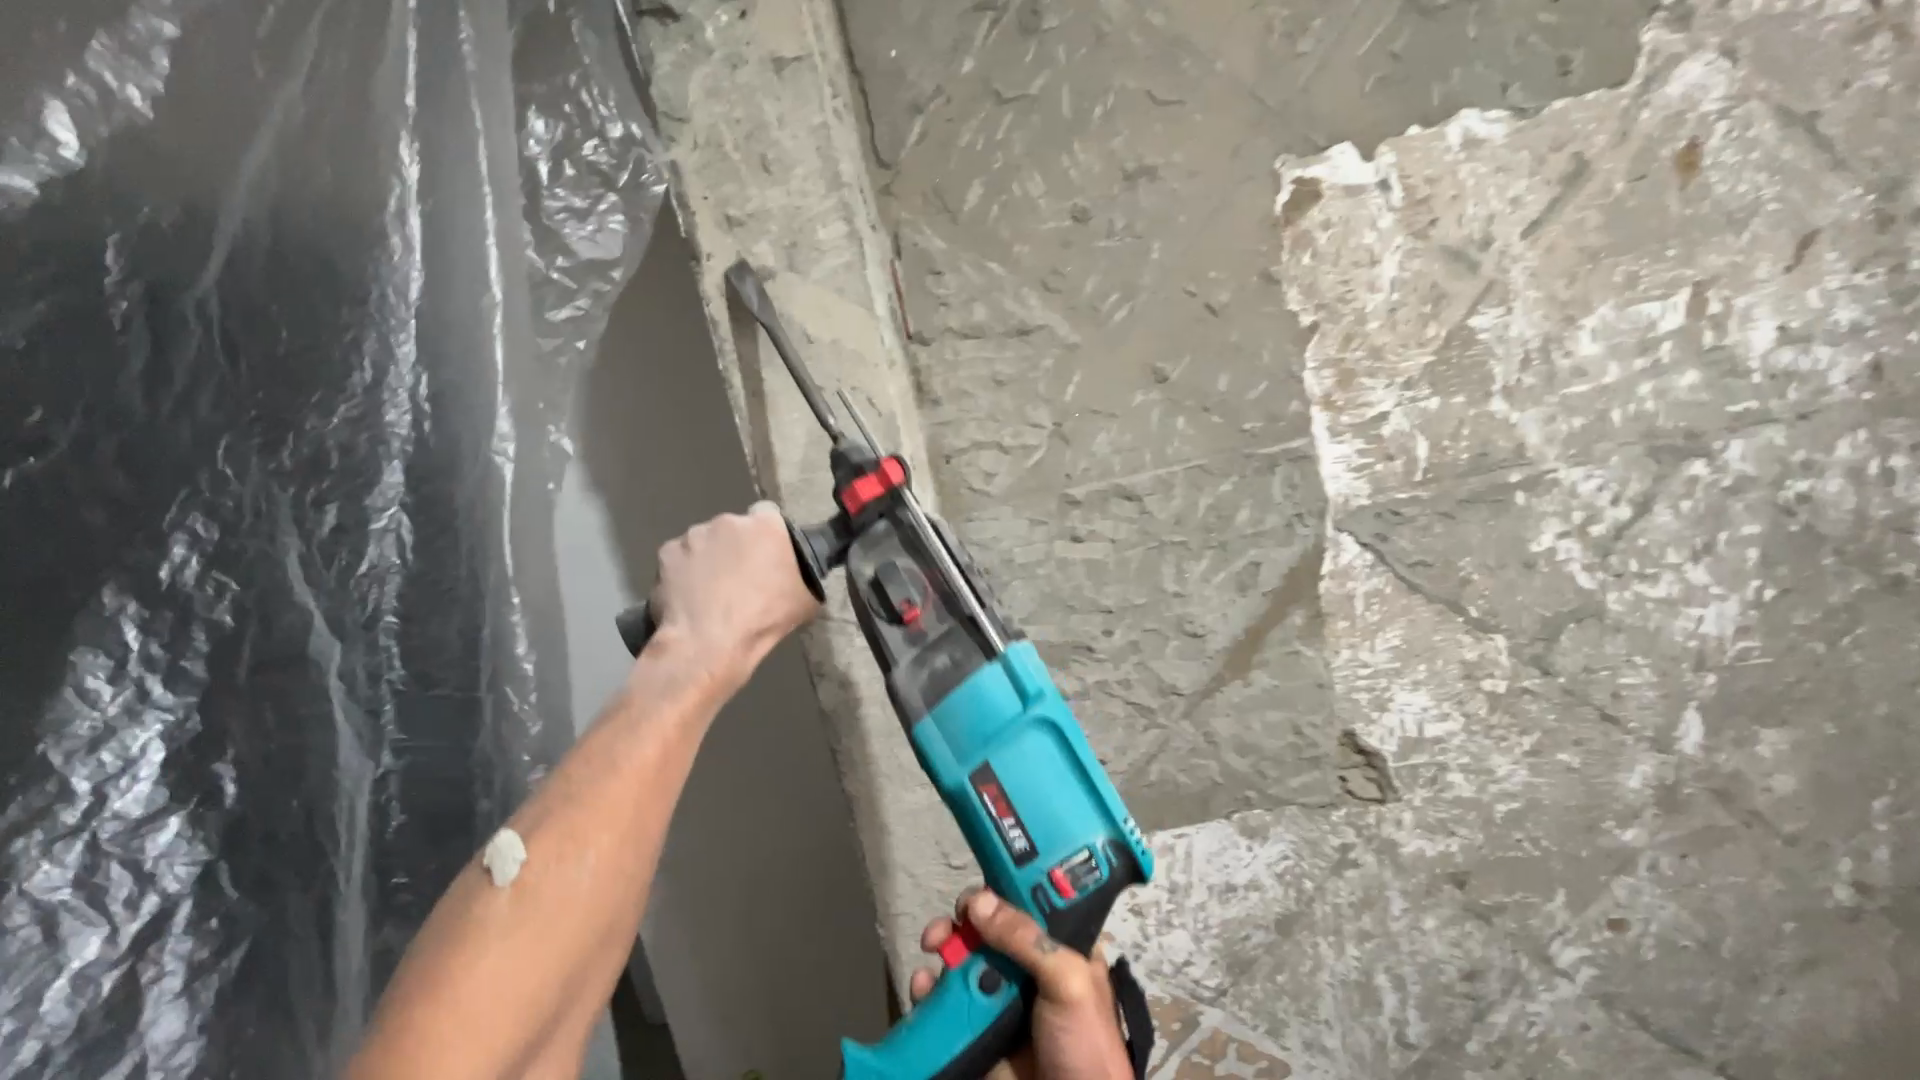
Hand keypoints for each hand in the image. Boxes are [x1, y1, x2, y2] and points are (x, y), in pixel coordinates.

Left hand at [647, 501, 819, 690]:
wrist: (709, 643)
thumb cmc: (764, 620)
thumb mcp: (805, 601)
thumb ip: (804, 575)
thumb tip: (798, 575)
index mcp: (766, 526)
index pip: (768, 515)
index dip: (767, 535)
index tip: (767, 555)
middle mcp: (729, 521)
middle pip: (734, 528)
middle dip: (736, 547)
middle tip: (739, 578)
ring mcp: (694, 535)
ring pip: (704, 542)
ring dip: (709, 558)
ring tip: (710, 590)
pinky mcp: (667, 552)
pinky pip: (679, 558)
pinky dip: (683, 571)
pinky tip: (689, 595)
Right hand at [910, 888, 1131, 1079]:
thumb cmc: (1084, 1042)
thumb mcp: (1067, 982)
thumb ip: (1026, 939)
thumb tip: (978, 902)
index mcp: (1059, 949)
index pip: (1026, 905)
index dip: (999, 891)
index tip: (975, 891)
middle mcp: (1027, 967)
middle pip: (987, 929)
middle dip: (960, 922)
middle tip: (941, 930)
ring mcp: (1000, 998)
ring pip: (963, 960)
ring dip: (942, 950)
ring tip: (930, 951)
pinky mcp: (977, 1029)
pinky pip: (947, 1001)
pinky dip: (930, 990)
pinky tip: (923, 987)